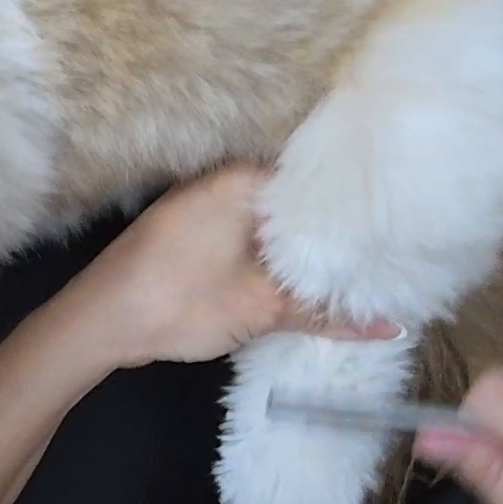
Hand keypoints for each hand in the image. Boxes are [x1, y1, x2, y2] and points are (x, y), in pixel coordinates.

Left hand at [53, 167, 399, 369]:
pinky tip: (310, 283)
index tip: (402, 224)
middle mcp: (228, 186)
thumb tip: (394, 326)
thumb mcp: (258, 307)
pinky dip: (276, 263)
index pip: (317, 178)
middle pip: (298, 204)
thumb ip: (325, 312)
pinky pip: (250, 243)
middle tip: (397, 251)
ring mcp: (210, 213)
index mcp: (244, 180)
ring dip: (307, 252)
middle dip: (338, 233)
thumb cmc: (177, 299)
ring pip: (274, 227)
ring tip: (371, 269)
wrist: (100, 324)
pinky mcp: (199, 242)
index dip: (359, 204)